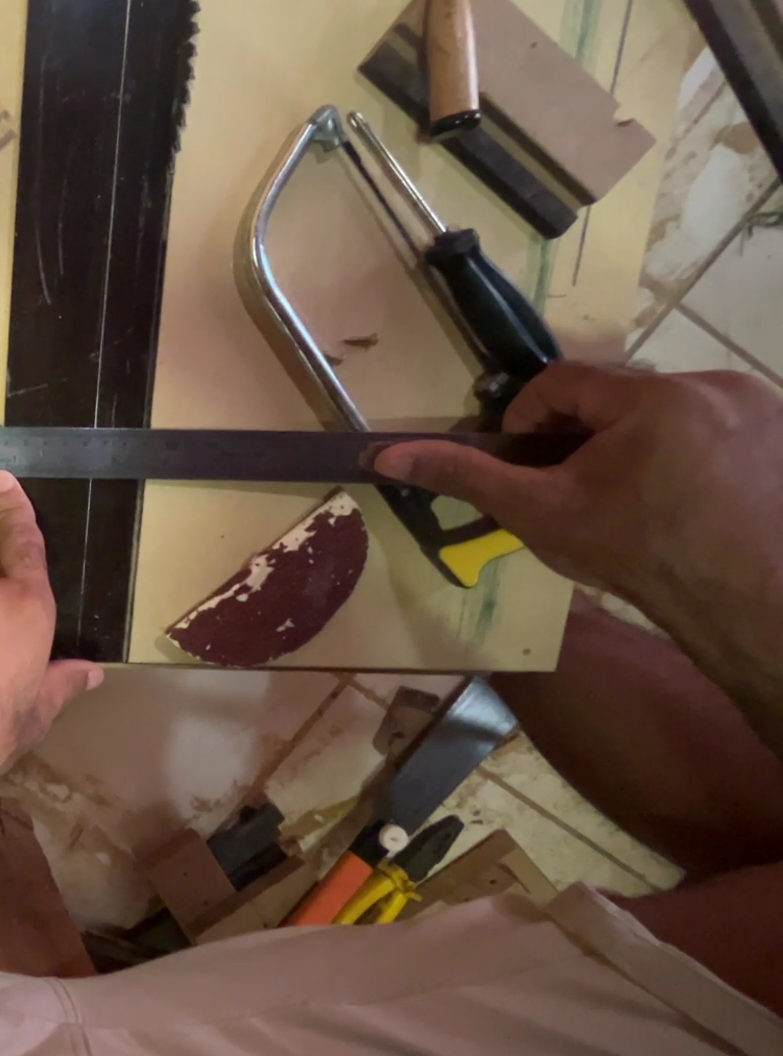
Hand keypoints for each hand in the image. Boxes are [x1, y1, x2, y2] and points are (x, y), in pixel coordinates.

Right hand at [371, 362, 782, 624]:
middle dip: (578, 434)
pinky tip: (675, 497)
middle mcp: (719, 386)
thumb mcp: (533, 510)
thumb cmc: (634, 549)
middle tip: (569, 486)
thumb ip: (462, 473)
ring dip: (627, 441)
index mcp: (655, 397)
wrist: (752, 600)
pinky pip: (710, 423)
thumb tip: (384, 455)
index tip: (527, 466)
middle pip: (614, 393)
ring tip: (622, 495)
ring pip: (662, 408)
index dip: (524, 421)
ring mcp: (765, 408)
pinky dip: (679, 450)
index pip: (561, 380)